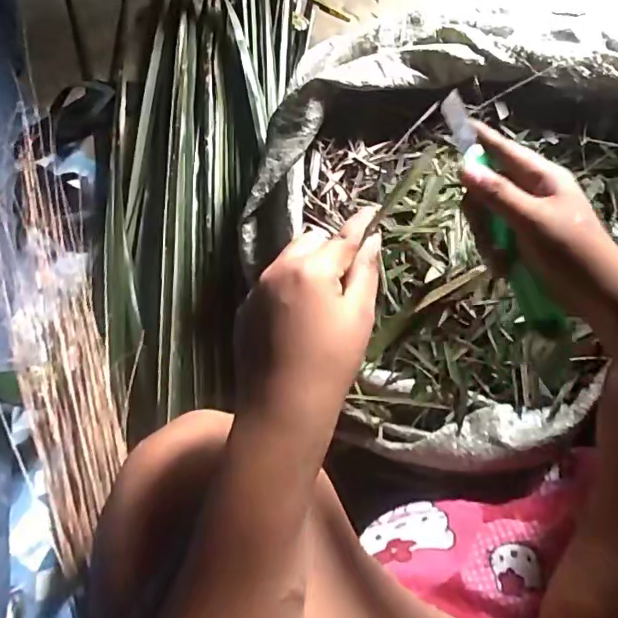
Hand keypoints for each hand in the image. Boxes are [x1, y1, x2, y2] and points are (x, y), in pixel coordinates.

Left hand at [236, 205, 381, 422]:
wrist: (283, 406)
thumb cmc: (332, 361)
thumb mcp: (359, 316)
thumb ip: (364, 272)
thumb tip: (371, 240)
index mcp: (311, 268)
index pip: (342, 237)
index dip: (360, 224)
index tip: (371, 211)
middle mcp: (279, 268)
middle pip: (311, 240)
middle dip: (330, 249)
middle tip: (347, 277)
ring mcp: (257, 287)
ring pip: (288, 258)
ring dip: (307, 264)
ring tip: (322, 296)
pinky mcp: (245, 307)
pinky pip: (271, 281)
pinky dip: (288, 285)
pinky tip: (298, 316)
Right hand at [458, 122, 617, 318]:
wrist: (603, 297)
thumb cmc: (573, 254)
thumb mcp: (532, 222)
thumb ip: (498, 194)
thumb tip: (464, 168)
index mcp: (542, 177)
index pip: (504, 149)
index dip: (480, 139)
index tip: (458, 127)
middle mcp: (535, 191)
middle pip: (489, 185)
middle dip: (480, 211)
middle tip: (483, 235)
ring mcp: (531, 215)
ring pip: (490, 213)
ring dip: (487, 238)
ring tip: (499, 261)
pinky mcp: (528, 239)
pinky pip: (499, 235)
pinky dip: (497, 251)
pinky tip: (504, 268)